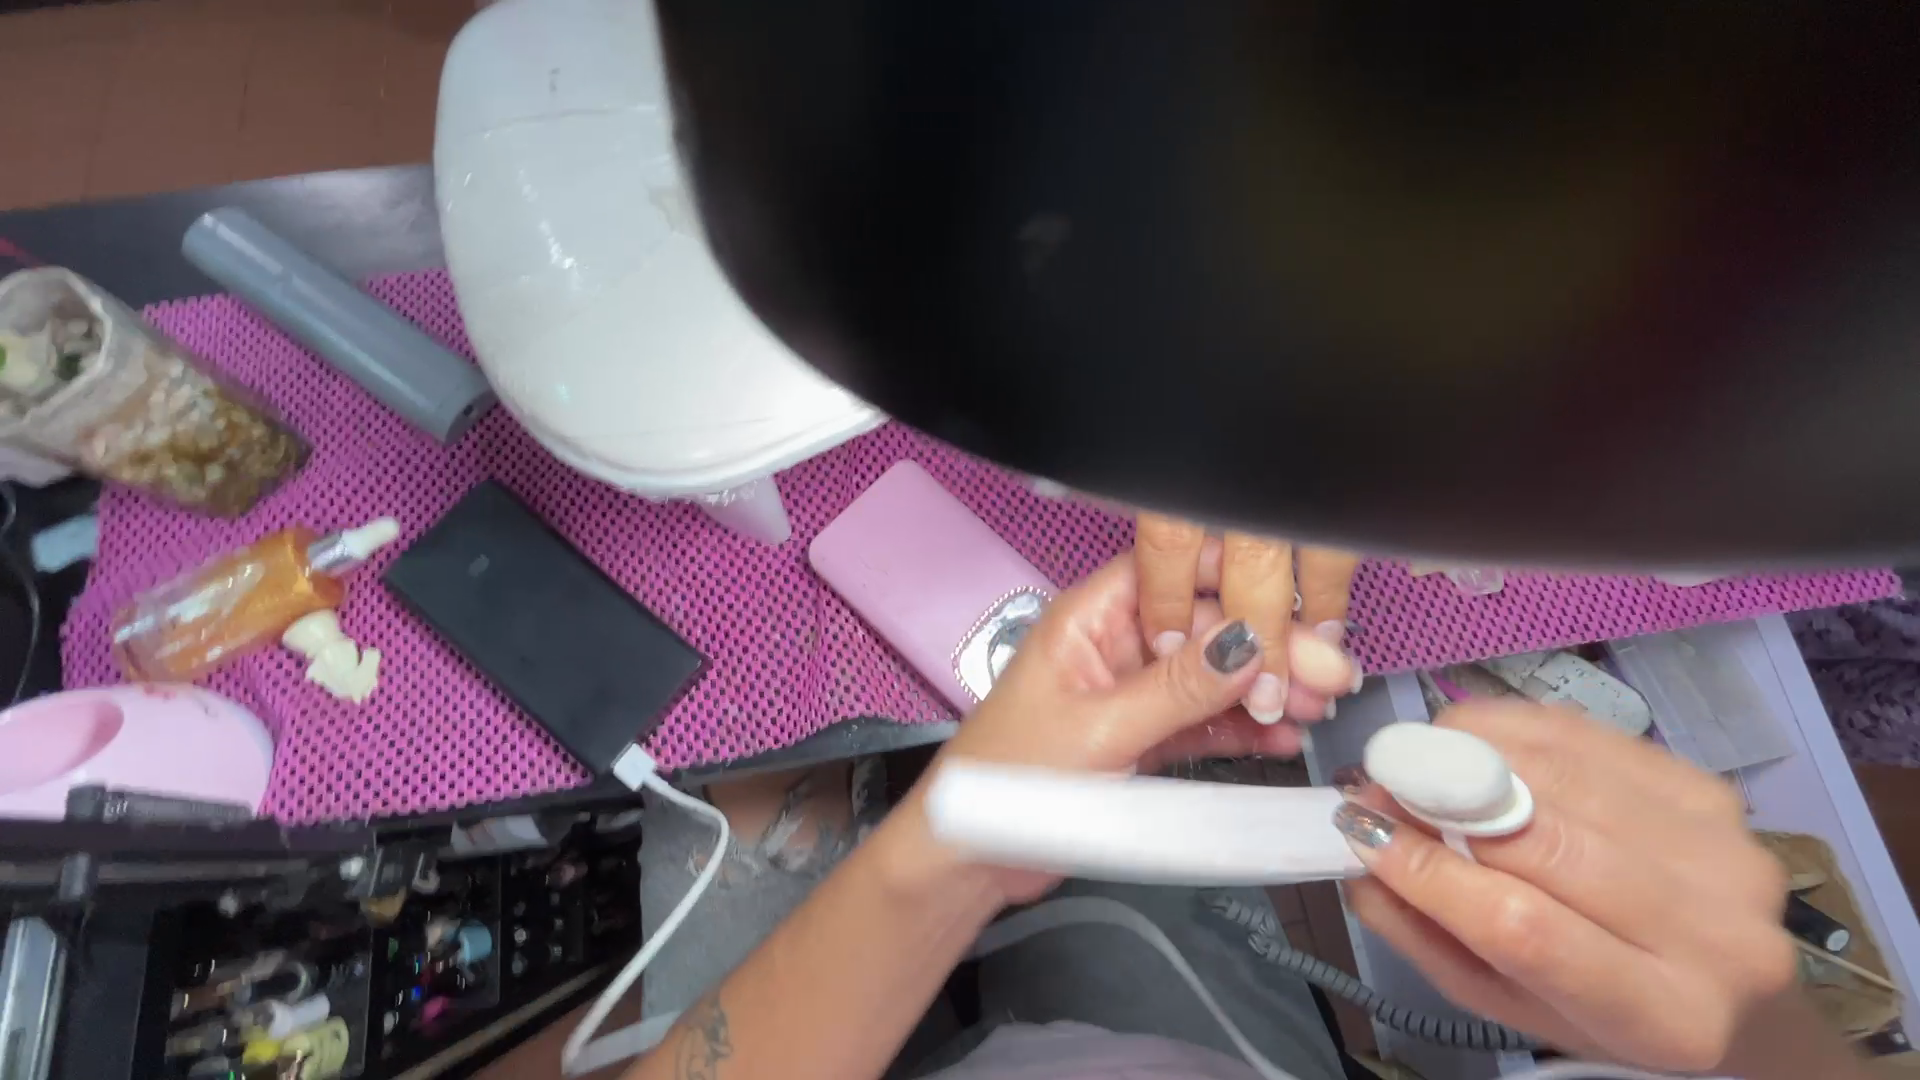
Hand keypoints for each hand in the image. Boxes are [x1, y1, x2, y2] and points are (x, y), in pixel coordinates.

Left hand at [900, 553, 1357, 904]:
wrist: (977, 853)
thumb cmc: (1013, 776)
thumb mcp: (1099, 728)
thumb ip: (1175, 687)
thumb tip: (1247, 640)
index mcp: (1088, 618)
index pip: (1168, 573)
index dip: (1230, 584)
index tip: (1292, 609)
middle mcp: (1112, 644)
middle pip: (1199, 626)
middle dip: (1263, 646)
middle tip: (1329, 675)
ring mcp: (1129, 690)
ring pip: (1207, 676)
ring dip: (1260, 689)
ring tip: (1315, 707)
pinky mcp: (1140, 735)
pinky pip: (1199, 720)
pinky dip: (1238, 728)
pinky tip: (1280, 735)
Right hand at [1337, 703, 1818, 1075]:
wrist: (1716, 977)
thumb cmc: (1582, 997)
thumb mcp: (1486, 991)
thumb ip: (1412, 925)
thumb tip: (1356, 842)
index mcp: (1658, 1016)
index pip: (1521, 926)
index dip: (1426, 868)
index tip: (1359, 829)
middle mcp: (1717, 936)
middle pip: (1542, 839)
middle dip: (1436, 798)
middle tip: (1377, 785)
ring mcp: (1721, 851)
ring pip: (1555, 771)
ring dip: (1462, 753)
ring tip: (1420, 766)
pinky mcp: (1706, 788)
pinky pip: (1576, 732)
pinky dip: (1501, 728)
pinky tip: (1472, 746)